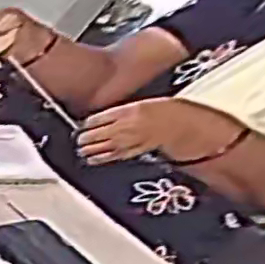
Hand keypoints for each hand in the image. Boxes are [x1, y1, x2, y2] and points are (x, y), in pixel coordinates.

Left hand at [77, 97, 243, 165]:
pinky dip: (94, 158)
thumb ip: (118, 112)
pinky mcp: (127, 152)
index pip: (92, 121)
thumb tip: (94, 121)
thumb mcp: (142, 105)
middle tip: (82, 138)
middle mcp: (122, 127)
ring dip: (85, 149)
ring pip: (91, 149)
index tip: (84, 126)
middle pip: (88, 136)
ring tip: (85, 148)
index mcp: (127, 112)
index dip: (85, 125)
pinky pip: (103, 158)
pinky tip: (92, 157)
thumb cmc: (163, 112)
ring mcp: (124, 141)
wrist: (183, 125)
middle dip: (82, 138)